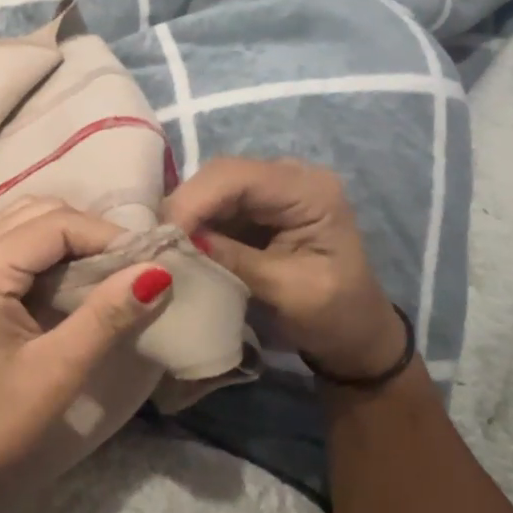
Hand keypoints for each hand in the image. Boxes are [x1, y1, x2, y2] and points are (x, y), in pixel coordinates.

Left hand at [0, 200, 173, 512]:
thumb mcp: (56, 372)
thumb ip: (106, 316)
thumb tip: (159, 271)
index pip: (57, 223)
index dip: (109, 236)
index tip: (154, 264)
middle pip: (39, 214)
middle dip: (91, 233)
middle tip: (135, 269)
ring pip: (26, 225)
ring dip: (71, 241)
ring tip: (111, 276)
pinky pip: (14, 248)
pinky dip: (50, 255)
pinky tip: (77, 285)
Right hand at [164, 157, 406, 380]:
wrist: (357, 336)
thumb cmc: (336, 316)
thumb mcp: (289, 291)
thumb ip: (236, 260)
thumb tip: (180, 242)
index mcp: (310, 190)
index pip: (238, 176)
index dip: (195, 200)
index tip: (165, 236)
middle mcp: (289, 177)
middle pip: (219, 176)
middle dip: (183, 206)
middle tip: (155, 244)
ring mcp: (270, 192)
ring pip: (209, 189)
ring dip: (183, 216)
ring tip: (160, 247)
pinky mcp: (254, 210)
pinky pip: (212, 207)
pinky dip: (192, 225)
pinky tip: (177, 247)